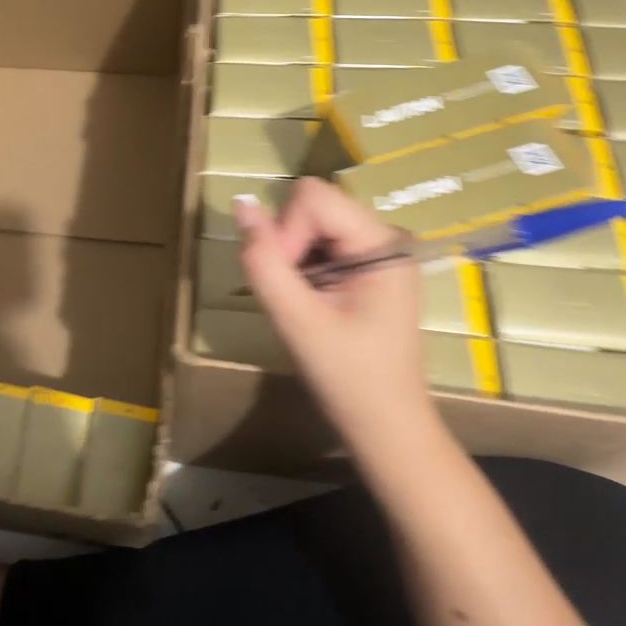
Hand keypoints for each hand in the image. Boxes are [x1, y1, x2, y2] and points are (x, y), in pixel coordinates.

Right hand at [234, 177, 433, 442]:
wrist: (384, 426)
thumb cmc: (348, 377)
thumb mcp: (297, 320)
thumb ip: (264, 261)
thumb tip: (240, 203)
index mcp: (382, 243)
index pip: (312, 198)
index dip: (284, 232)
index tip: (284, 283)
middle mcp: (383, 236)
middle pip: (312, 204)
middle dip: (287, 243)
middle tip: (291, 296)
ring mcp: (374, 250)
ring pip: (310, 221)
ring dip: (290, 256)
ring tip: (299, 302)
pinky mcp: (362, 266)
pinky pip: (317, 241)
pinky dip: (299, 265)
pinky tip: (307, 301)